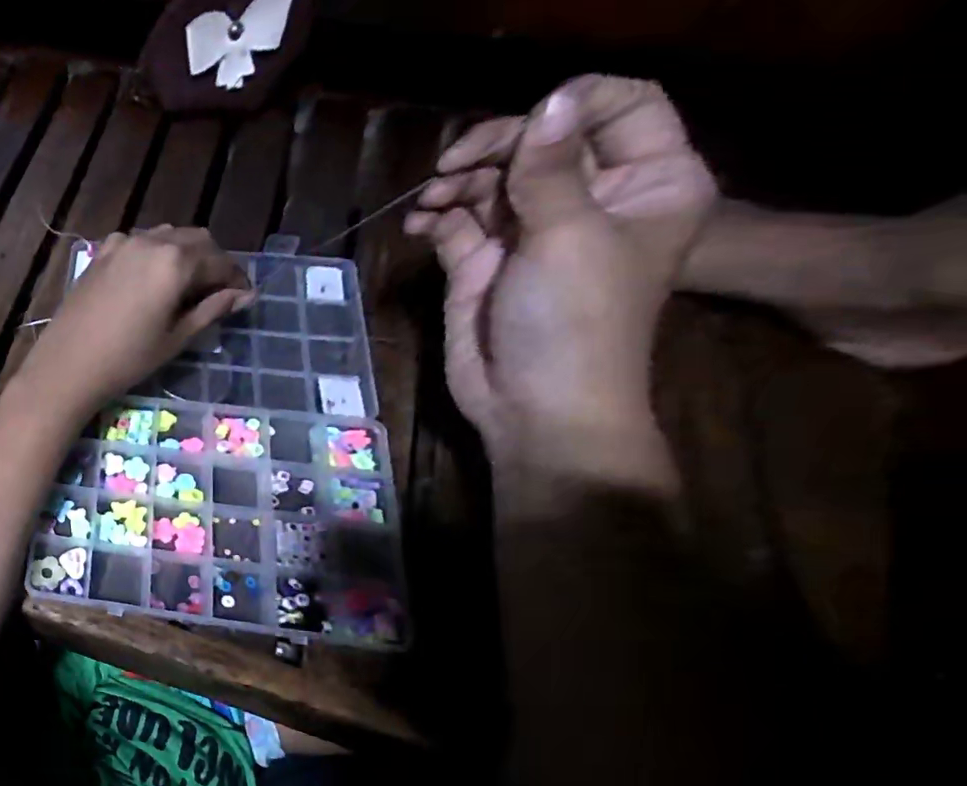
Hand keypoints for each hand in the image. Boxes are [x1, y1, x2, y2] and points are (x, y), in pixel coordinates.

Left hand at [22, 225, 252, 410]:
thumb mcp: (176, 338)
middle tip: (219, 292)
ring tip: (188, 287)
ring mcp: (123, 243)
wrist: (67, 365)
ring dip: (185, 254)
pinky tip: (153, 279)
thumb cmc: (126, 359)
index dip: (236, 279)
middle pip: (196, 240)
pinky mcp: (102, 253)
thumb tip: (242, 295)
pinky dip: (156, 254)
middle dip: (213, 262)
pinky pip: (140, 243)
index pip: (220, 262)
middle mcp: (152, 241)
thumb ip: (211, 310)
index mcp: (176, 261)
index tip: (245, 297)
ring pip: (168, 236)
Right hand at [405, 75, 716, 484]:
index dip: (572, 104)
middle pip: (542, 142)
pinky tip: (417, 223)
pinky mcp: (482, 266)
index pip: (620, 109)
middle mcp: (589, 200)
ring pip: (493, 181)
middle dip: (495, 146)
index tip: (525, 122)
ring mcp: (530, 235)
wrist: (533, 405)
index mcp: (646, 181)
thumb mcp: (570, 236)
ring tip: (431, 198)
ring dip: (457, 181)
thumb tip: (549, 100)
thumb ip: (550, 170)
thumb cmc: (576, 320)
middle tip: (453, 165)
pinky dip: (435, 218)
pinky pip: (458, 224)